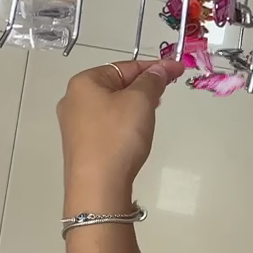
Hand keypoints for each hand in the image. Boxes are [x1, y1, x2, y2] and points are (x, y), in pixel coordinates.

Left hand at [57, 59, 186, 212]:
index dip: (155, 67)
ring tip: (155, 110)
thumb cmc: (118, 136)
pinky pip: (107, 123)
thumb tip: (158, 69)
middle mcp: (73, 99)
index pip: (125, 66)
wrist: (98, 186)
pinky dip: (124, 120)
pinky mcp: (80, 144)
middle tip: (168, 90)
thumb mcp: (141, 101)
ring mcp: (74, 124)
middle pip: (117, 84)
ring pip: (112, 104)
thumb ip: (151, 80)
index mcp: (84, 82)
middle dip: (144, 85)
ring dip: (135, 103)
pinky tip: (136, 130)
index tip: (179, 70)